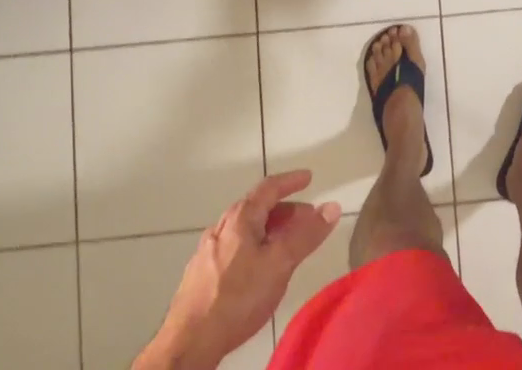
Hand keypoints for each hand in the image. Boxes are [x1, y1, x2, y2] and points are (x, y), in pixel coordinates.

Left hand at [137, 170, 341, 369]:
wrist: (189, 343)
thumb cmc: (238, 297)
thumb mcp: (280, 264)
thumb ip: (307, 235)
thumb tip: (332, 206)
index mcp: (239, 219)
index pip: (268, 188)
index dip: (291, 181)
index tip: (309, 178)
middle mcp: (221, 229)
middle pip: (256, 208)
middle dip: (285, 210)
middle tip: (307, 220)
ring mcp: (208, 252)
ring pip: (245, 230)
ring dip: (270, 229)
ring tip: (288, 245)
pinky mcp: (201, 275)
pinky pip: (235, 247)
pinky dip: (255, 246)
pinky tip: (260, 268)